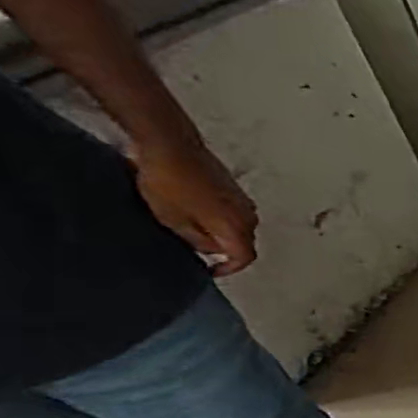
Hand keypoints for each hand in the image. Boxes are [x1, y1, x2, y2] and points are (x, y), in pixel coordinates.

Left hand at [134, 141, 258, 275]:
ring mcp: (244, 201)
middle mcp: (249, 217)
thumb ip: (195, 240)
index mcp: (236, 228)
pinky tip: (194, 209)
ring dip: (220, 231)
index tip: (209, 271)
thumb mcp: (172, 219)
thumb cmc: (168, 184)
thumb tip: (207, 247)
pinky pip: (234, 211)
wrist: (172, 146)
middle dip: (222, 248)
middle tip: (194, 248)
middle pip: (243, 242)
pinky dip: (219, 217)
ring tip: (191, 226)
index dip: (227, 269)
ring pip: (239, 226)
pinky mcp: (235, 188)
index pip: (244, 258)